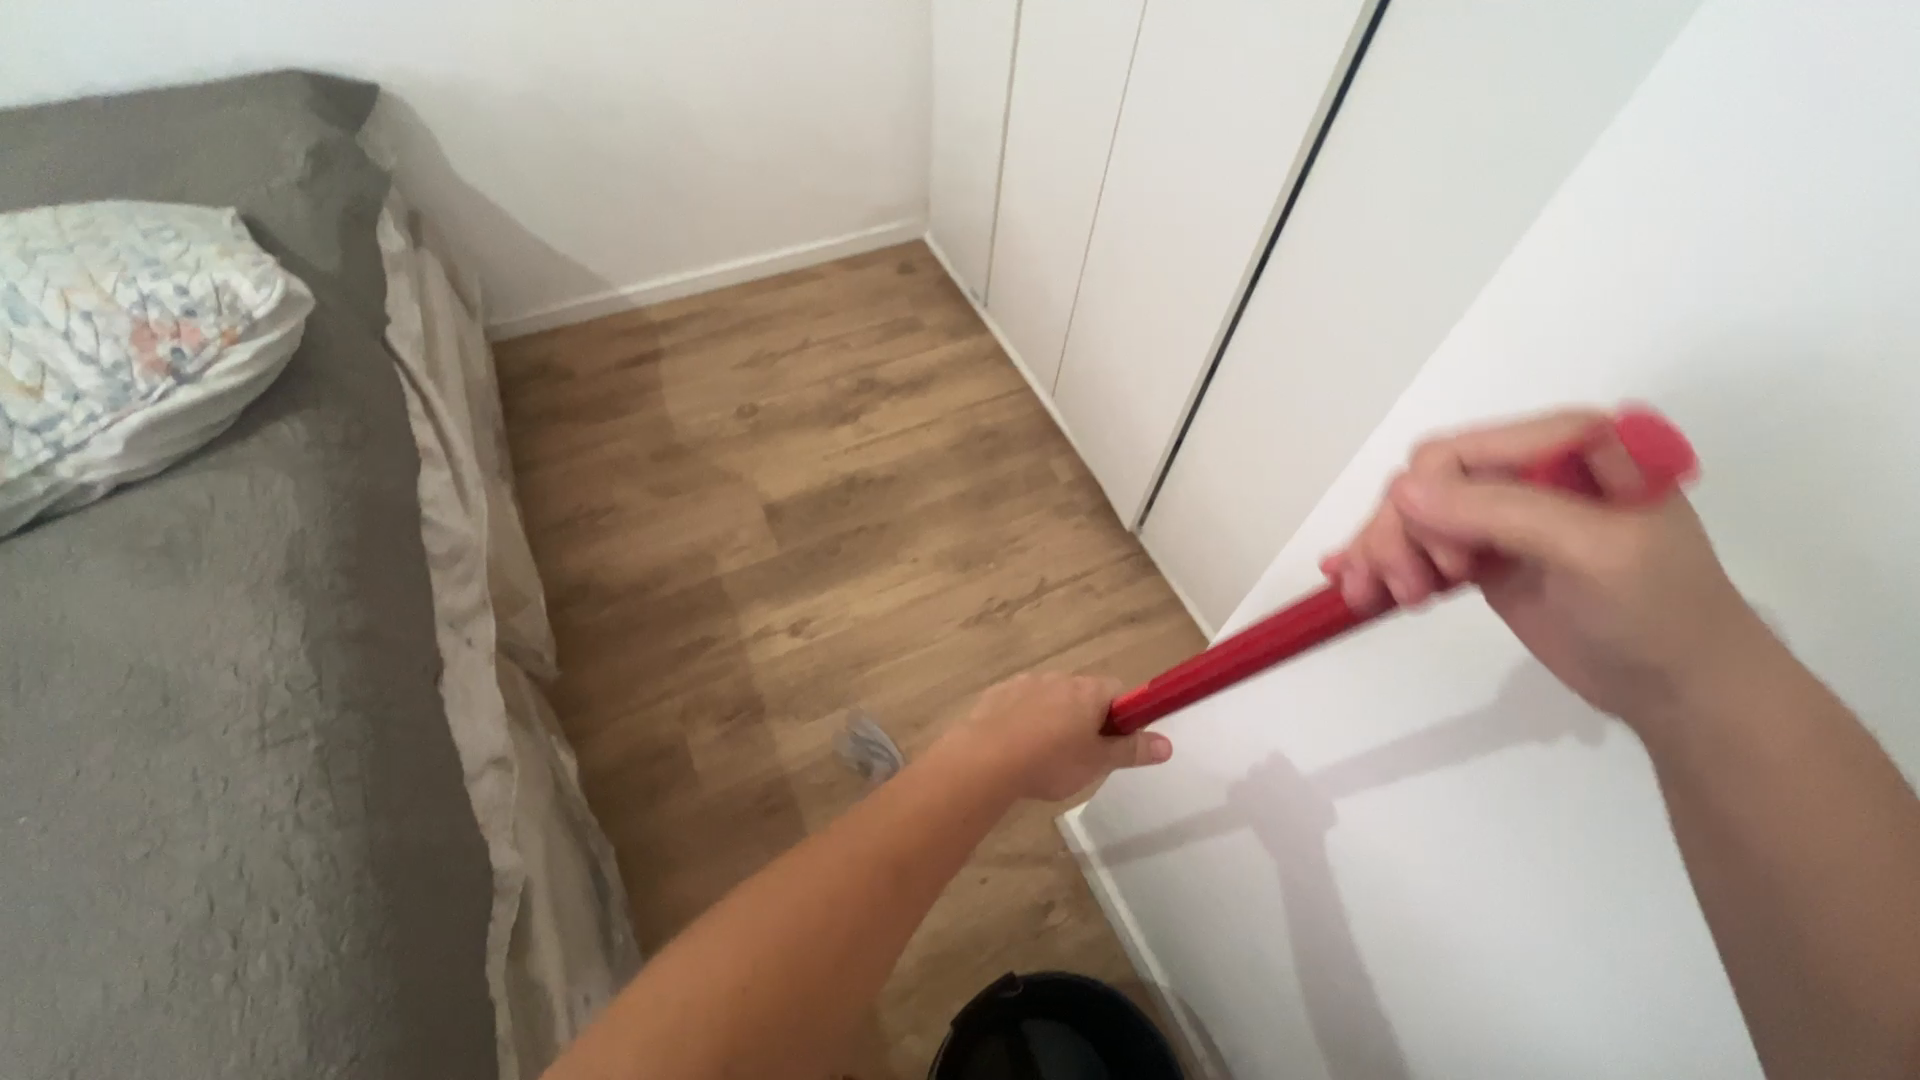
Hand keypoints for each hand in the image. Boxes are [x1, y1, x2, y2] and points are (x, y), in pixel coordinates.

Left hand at [939, 673, 1172, 801]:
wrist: (985, 759)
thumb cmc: (1050, 761)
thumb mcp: (1098, 763)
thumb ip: (1132, 750)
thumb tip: (1167, 743)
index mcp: (1088, 691)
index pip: (1118, 691)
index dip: (1122, 715)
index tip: (1115, 742)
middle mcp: (1058, 678)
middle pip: (1083, 694)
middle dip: (1085, 719)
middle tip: (1080, 756)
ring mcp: (1024, 683)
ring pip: (1049, 698)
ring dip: (1052, 718)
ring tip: (1042, 756)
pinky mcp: (996, 693)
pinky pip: (1019, 703)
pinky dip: (1023, 720)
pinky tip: (1015, 748)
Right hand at [1321, 408, 1772, 726]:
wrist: (1680, 689)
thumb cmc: (1657, 612)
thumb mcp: (1590, 552)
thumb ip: (1498, 512)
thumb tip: (1400, 492)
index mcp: (1567, 445)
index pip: (1456, 453)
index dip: (1432, 503)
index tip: (1450, 566)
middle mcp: (1527, 470)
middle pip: (1422, 486)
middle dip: (1399, 536)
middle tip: (1407, 594)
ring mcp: (1501, 515)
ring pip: (1408, 517)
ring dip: (1382, 556)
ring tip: (1373, 600)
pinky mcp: (1481, 555)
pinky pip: (1415, 546)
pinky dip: (1380, 563)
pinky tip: (1353, 584)